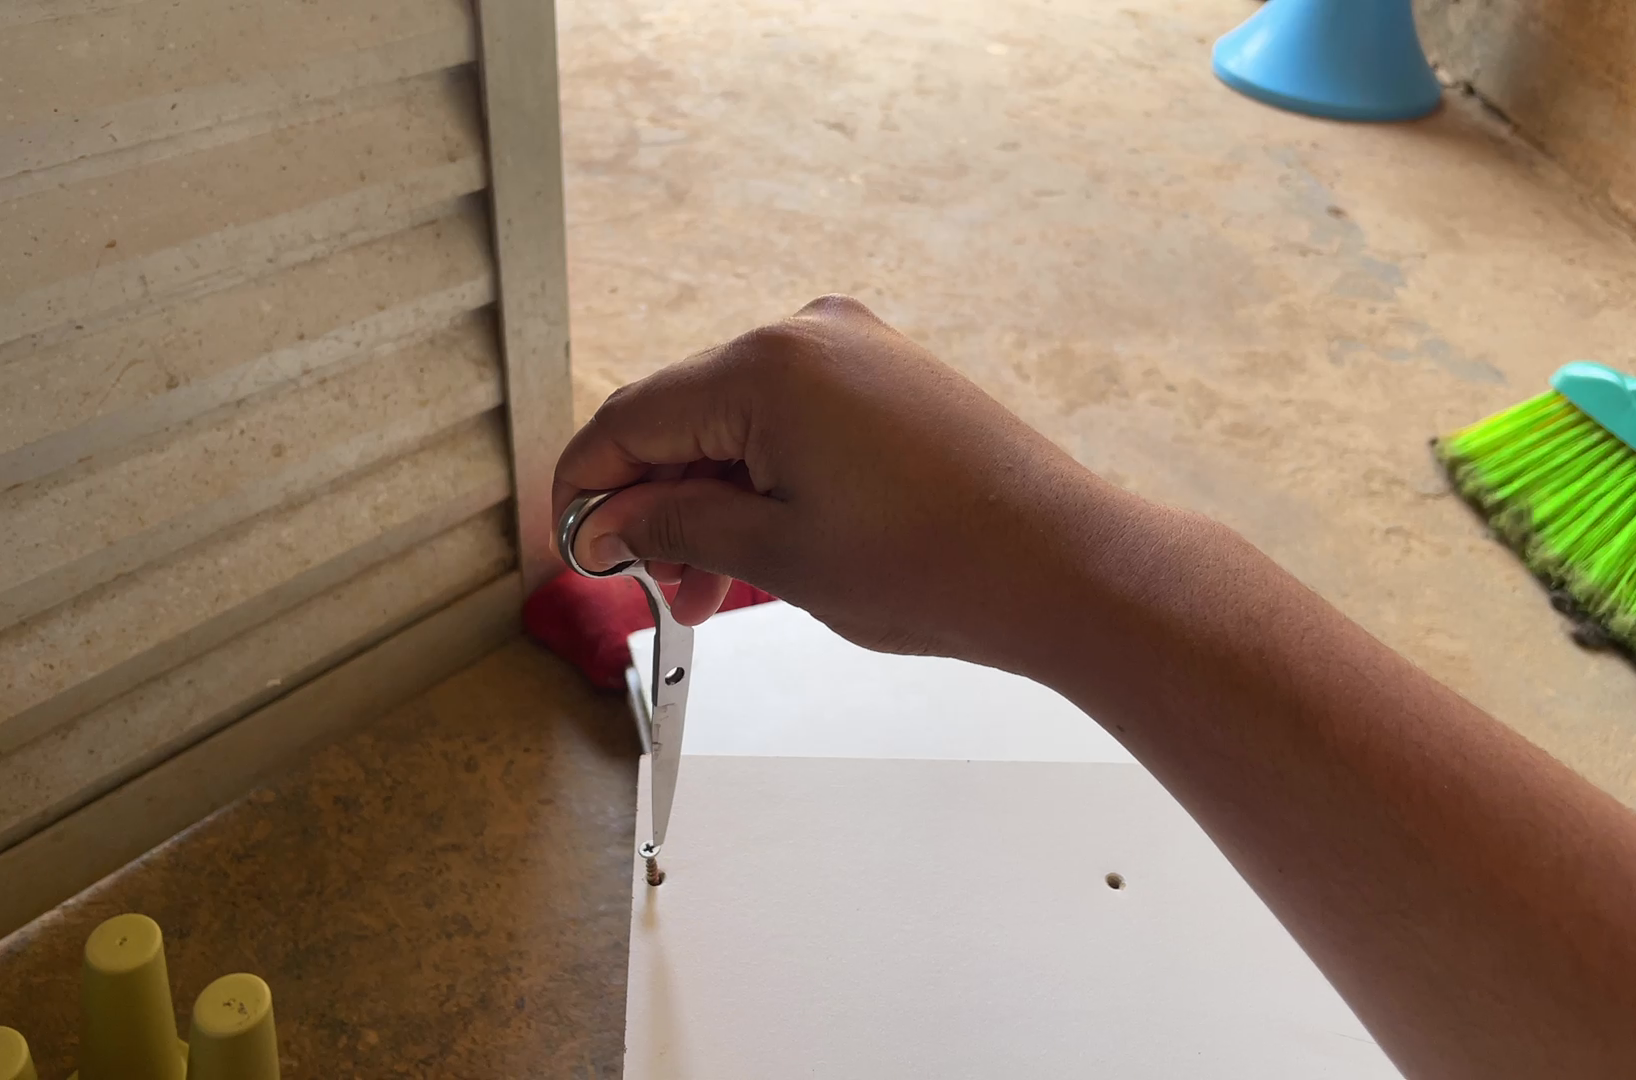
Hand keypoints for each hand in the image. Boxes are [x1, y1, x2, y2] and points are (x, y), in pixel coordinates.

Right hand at [552, 295, 1121, 666]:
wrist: (1061, 567)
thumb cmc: (928, 568)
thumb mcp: (779, 556)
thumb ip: (677, 525)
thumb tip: (606, 523)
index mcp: (767, 368)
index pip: (632, 418)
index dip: (587, 485)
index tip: (574, 544)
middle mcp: (808, 336)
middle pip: (687, 419)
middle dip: (661, 507)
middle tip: (659, 588)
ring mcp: (856, 352)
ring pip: (743, 427)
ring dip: (718, 503)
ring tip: (717, 589)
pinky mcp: (889, 380)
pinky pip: (796, 425)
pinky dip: (768, 482)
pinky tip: (769, 541)